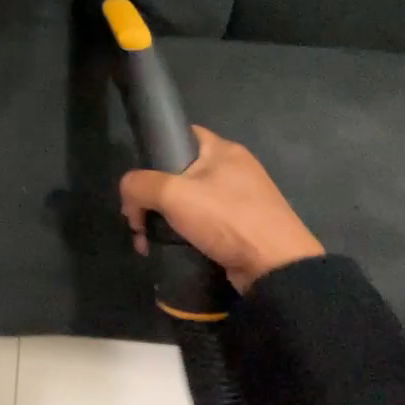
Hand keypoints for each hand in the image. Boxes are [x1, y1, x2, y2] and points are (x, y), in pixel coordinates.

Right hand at [118, 126, 324, 292]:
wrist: (276, 270)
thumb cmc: (226, 219)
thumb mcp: (171, 194)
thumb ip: (138, 185)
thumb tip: (129, 198)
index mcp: (223, 150)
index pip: (179, 135)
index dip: (153, 149)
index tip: (137, 176)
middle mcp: (233, 170)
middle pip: (176, 173)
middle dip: (149, 196)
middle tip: (135, 218)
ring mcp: (239, 200)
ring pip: (185, 201)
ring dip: (160, 219)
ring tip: (146, 241)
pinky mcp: (240, 228)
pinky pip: (199, 223)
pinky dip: (179, 233)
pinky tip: (165, 247)